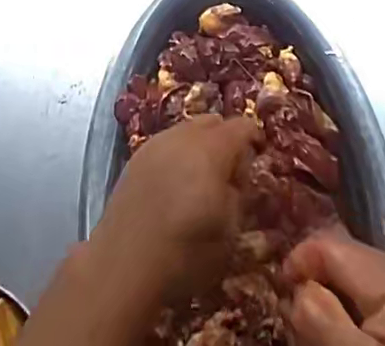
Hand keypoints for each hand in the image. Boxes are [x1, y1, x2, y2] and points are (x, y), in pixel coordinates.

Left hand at [90, 114, 258, 300]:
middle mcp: (183, 136)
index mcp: (211, 150)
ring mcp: (156, 142)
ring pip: (188, 129)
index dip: (254, 137)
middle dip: (226, 138)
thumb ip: (239, 192)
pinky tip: (176, 182)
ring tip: (202, 177)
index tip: (259, 155)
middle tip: (231, 170)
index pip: (241, 126)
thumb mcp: (230, 229)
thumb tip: (236, 176)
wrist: (125, 263)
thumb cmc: (186, 252)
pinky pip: (167, 142)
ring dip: (201, 144)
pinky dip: (178, 153)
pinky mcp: (136, 156)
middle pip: (213, 121)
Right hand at [285, 228, 384, 345]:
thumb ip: (320, 318)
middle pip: (343, 257)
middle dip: (315, 285)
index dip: (296, 266)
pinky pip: (374, 299)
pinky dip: (354, 314)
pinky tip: (351, 340)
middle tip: (300, 328)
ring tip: (322, 336)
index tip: (281, 305)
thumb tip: (298, 288)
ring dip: (333, 302)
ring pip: (356, 278)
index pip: (327, 245)